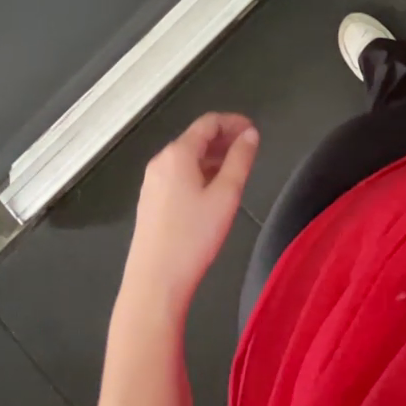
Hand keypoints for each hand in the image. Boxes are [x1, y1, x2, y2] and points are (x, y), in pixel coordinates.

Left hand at [122, 112, 258, 307]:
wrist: (154, 283)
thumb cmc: (194, 236)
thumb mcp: (226, 195)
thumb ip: (240, 159)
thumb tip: (250, 134)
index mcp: (177, 154)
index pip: (208, 123)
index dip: (234, 122)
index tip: (255, 132)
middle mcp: (160, 162)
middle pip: (196, 138)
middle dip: (224, 138)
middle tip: (250, 149)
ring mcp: (152, 183)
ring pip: (187, 157)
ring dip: (213, 156)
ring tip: (236, 169)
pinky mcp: (150, 202)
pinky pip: (178, 174)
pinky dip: (199, 171)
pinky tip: (213, 190)